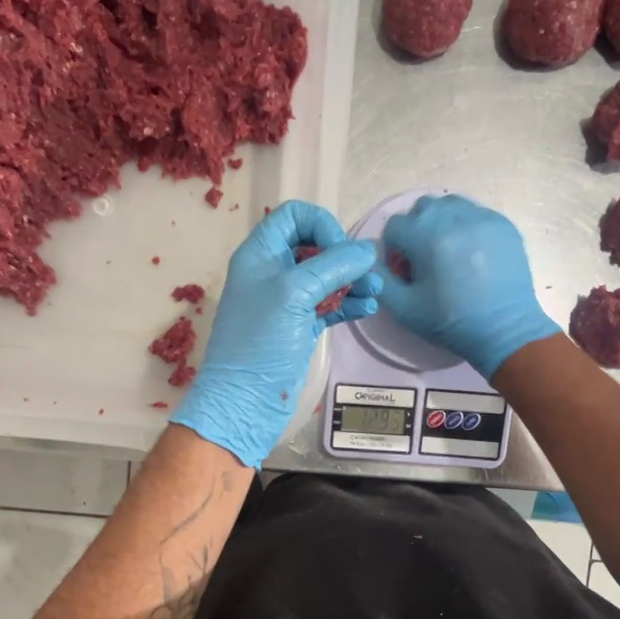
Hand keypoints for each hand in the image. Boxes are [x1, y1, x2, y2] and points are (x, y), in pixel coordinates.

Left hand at [173, 201, 379, 467]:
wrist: (244, 401)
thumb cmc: (261, 342)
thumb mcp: (294, 294)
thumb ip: (332, 266)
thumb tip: (367, 250)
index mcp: (260, 254)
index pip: (294, 217)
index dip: (322, 226)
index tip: (340, 251)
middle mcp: (271, 273)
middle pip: (314, 245)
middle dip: (343, 256)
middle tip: (366, 274)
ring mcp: (286, 302)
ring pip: (325, 277)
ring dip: (352, 280)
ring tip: (375, 293)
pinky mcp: (299, 327)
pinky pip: (328, 305)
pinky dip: (348, 303)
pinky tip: (367, 309)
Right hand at [378, 195, 560, 377]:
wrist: (503, 330)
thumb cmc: (450, 322)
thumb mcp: (404, 309)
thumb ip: (380, 281)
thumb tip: (371, 263)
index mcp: (427, 237)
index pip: (394, 226)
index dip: (392, 250)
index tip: (403, 271)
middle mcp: (454, 217)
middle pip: (422, 209)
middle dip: (416, 231)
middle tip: (424, 260)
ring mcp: (482, 217)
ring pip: (450, 206)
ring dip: (440, 223)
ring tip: (447, 253)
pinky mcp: (503, 224)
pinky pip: (475, 214)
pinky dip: (466, 228)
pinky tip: (471, 255)